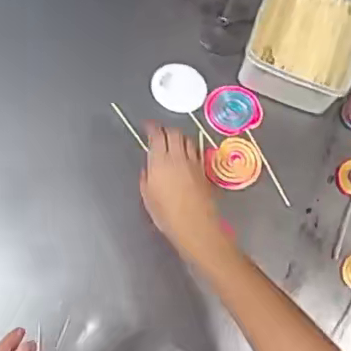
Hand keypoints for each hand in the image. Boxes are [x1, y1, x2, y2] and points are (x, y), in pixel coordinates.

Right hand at [140, 122, 226, 258]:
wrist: (195, 224)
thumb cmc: (167, 214)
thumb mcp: (148, 196)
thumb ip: (146, 178)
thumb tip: (148, 169)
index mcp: (160, 161)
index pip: (157, 135)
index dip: (152, 128)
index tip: (148, 126)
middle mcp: (178, 157)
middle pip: (174, 133)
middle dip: (166, 130)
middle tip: (160, 132)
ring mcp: (193, 162)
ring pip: (187, 140)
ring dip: (179, 137)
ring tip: (173, 141)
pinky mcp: (203, 170)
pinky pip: (196, 152)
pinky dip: (189, 148)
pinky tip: (186, 155)